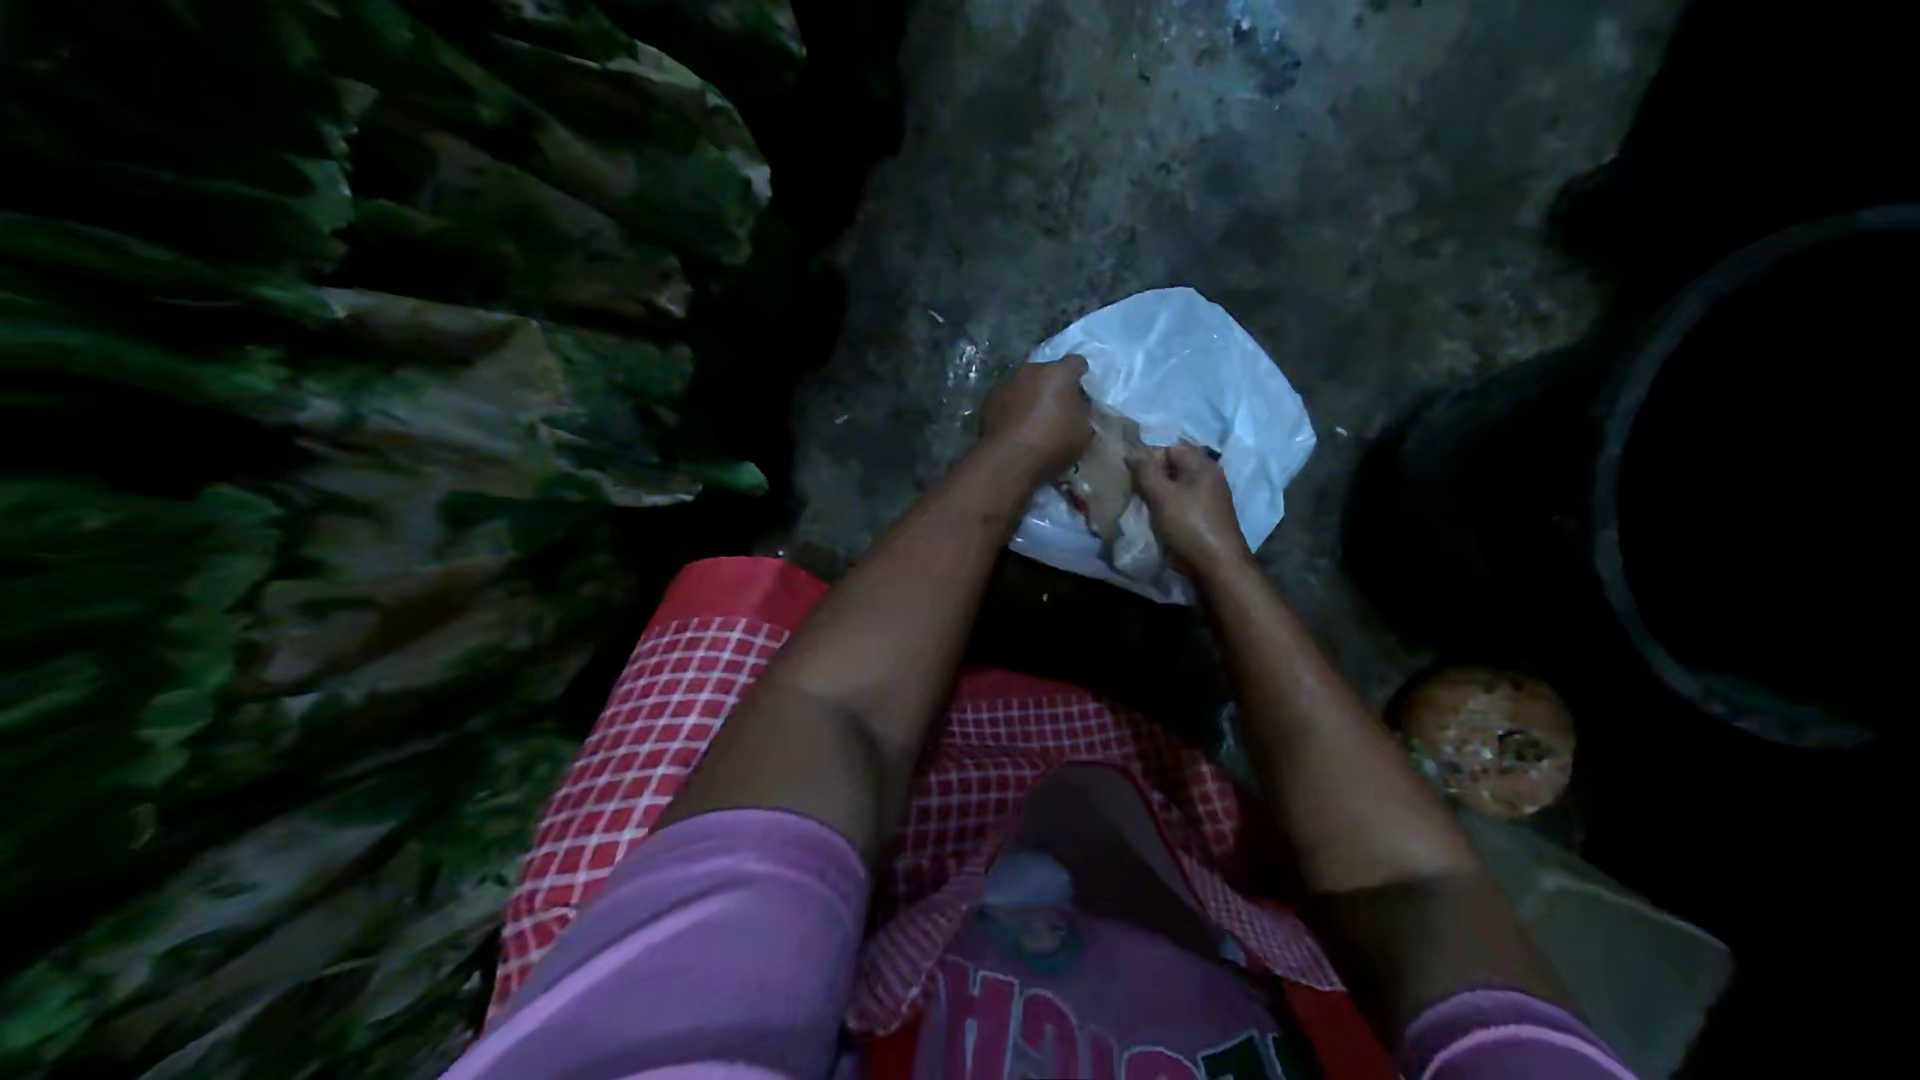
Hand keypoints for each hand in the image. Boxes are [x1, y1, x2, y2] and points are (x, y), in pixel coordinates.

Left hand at [979, 354, 1092, 476]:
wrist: (1010, 459)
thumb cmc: (1054, 442)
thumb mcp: (1084, 430)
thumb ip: (1082, 410)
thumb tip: (1075, 405)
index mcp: (1058, 372)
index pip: (1076, 362)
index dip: (1080, 375)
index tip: (1081, 389)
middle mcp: (1030, 370)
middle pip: (1046, 372)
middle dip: (1052, 385)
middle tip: (1056, 407)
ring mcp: (1006, 383)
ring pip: (1024, 384)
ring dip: (1030, 395)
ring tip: (1031, 418)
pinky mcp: (988, 399)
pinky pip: (1007, 399)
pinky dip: (1012, 407)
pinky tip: (1014, 426)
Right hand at [1127, 443, 1252, 577]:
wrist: (1218, 566)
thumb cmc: (1189, 526)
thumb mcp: (1162, 496)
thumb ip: (1145, 471)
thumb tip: (1132, 450)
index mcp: (1202, 465)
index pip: (1170, 448)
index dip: (1149, 459)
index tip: (1134, 478)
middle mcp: (1209, 477)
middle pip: (1174, 467)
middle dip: (1152, 477)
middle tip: (1135, 492)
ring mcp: (1209, 498)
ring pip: (1176, 486)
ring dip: (1158, 495)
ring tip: (1143, 507)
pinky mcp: (1206, 516)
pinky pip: (1182, 503)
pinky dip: (1168, 507)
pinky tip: (1158, 519)